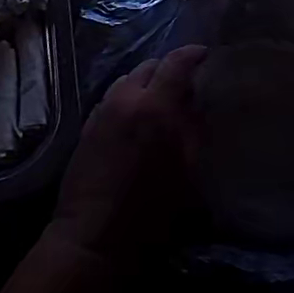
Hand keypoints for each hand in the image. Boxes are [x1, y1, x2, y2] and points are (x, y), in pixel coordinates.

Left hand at [47, 45, 208, 264]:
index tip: (205, 55)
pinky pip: (113, 97)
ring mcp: (102, 110)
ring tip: (161, 100)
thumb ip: (194, 131)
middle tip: (186, 84)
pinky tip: (137, 117)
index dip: (193, 54)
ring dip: (147, 82)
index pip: (176, 62)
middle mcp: (125, 99)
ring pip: (128, 79)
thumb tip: (197, 105)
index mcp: (155, 107)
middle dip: (169, 68)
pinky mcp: (87, 125)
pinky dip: (129, 97)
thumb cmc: (151, 213)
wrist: (94, 237)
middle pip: (149, 66)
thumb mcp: (187, 173)